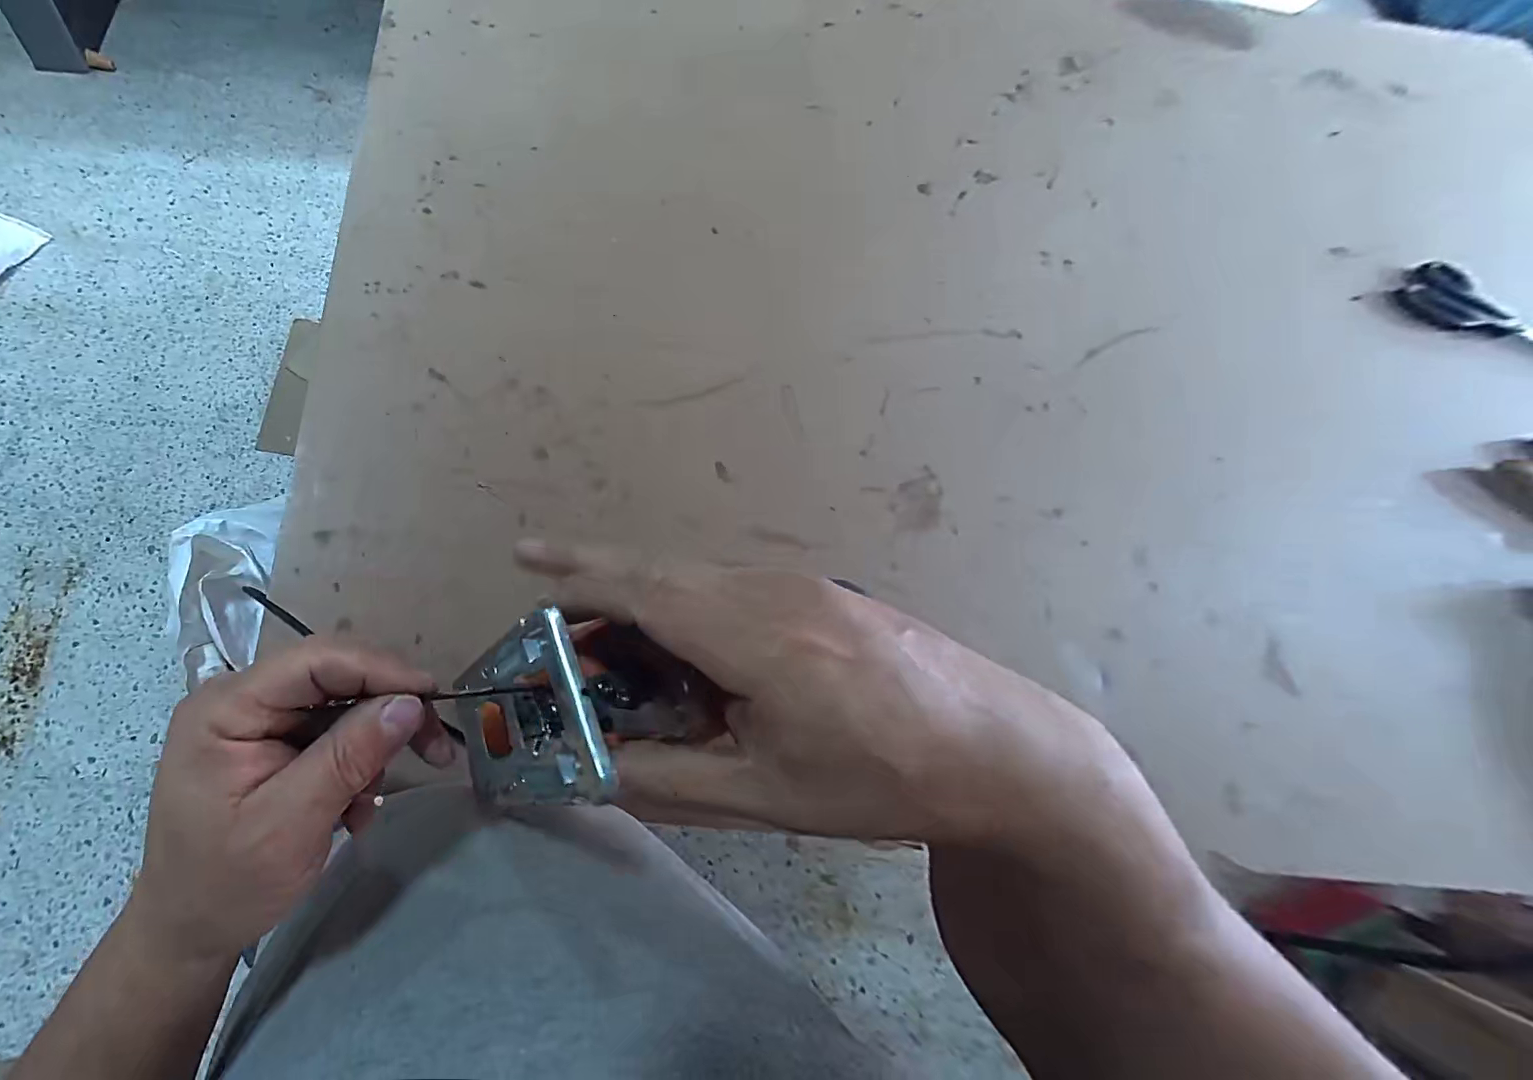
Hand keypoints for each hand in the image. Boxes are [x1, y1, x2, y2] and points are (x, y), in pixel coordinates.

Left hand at [124, 639, 456, 960]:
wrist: (188, 931)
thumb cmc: (226, 885)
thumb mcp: (290, 825)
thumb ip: (349, 757)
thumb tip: (411, 704)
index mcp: (227, 707)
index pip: (316, 660)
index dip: (380, 668)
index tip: (432, 697)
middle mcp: (242, 697)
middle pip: (334, 674)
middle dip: (388, 705)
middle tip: (434, 745)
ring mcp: (258, 717)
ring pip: (342, 700)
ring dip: (375, 740)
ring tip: (375, 795)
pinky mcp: (275, 738)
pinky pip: (335, 728)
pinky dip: (359, 759)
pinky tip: (356, 802)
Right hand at [516, 540, 1146, 852]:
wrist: (1006, 750)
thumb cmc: (882, 779)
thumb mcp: (766, 796)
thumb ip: (670, 780)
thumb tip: (597, 769)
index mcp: (750, 634)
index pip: (641, 591)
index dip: (577, 576)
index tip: (526, 562)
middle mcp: (768, 590)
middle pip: (660, 571)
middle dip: (595, 577)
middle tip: (544, 587)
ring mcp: (799, 583)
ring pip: (694, 579)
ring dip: (643, 600)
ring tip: (611, 644)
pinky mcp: (818, 591)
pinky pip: (728, 588)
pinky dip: (685, 608)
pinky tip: (688, 651)